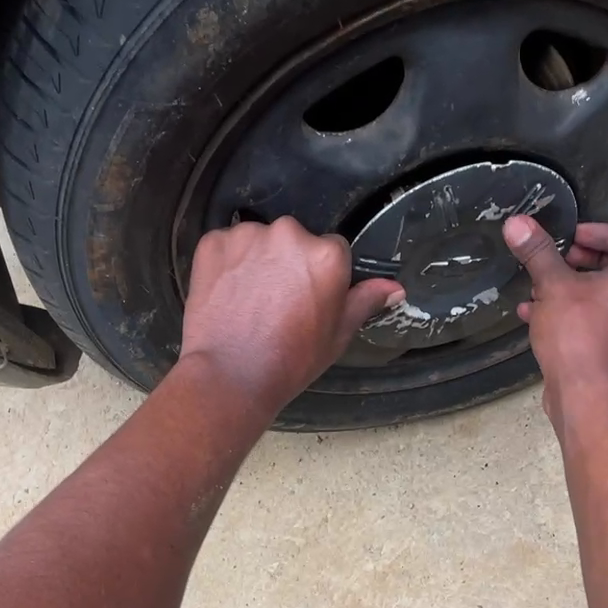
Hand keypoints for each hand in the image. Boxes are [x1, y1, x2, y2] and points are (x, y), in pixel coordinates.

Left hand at [179, 217, 402, 411]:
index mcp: (327, 255)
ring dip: (259, 262)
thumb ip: (364, 302)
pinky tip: (230, 296)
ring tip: (252, 302)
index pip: (334, 250)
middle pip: (297, 241)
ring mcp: (248, 236)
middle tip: (280, 304)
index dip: (324, 277)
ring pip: (261, 242)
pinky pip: (228, 246)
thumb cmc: (291, 360)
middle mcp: (289, 234)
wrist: (231, 373)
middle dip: (290, 265)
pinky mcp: (213, 242)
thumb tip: (394, 288)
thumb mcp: (337, 335)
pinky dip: (229, 265)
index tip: (312, 300)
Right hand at [503, 215, 607, 426]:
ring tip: (539, 285)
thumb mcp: (553, 286)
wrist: (585, 393)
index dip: (604, 229)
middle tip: (556, 259)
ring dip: (569, 284)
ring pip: (600, 292)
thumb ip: (538, 253)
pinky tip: (532, 313)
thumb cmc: (577, 332)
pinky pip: (590, 316)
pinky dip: (566, 310)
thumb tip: (516, 223)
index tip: (573, 238)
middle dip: (581, 257)